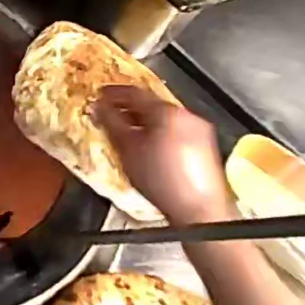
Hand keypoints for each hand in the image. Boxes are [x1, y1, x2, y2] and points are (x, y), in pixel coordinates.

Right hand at [93, 85, 232, 224]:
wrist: (200, 212)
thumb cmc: (161, 181)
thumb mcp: (128, 149)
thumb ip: (111, 123)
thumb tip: (99, 107)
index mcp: (167, 112)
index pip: (135, 93)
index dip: (114, 93)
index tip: (101, 95)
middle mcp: (186, 115)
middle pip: (151, 104)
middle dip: (129, 108)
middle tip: (111, 113)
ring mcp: (198, 129)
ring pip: (165, 117)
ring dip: (145, 121)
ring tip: (129, 132)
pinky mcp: (205, 145)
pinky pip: (177, 129)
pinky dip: (161, 131)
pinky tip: (151, 146)